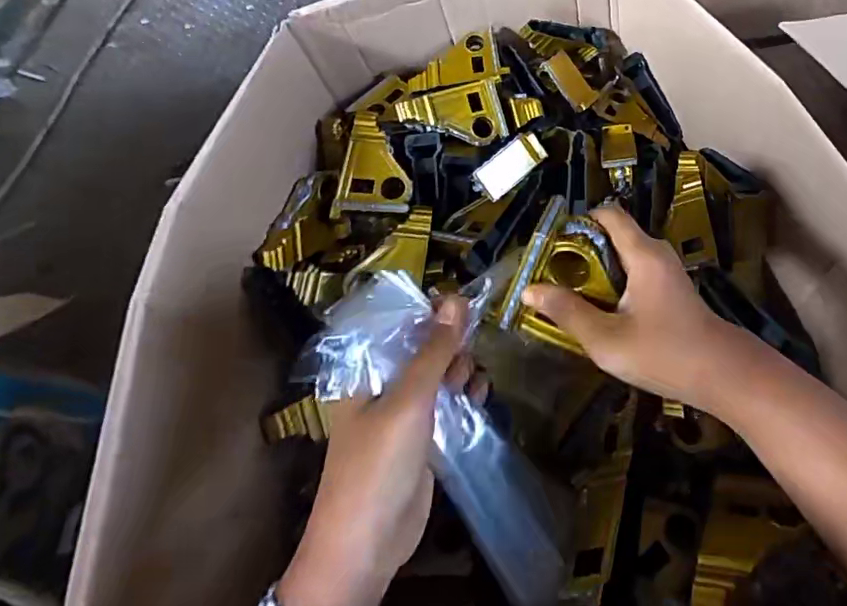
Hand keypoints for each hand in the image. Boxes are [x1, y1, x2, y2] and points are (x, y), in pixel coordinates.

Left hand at [277, 295, 474, 605]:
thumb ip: (433, 351)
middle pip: (420, 348)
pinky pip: (446, 404)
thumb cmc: (377, 464)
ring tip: (474, 374)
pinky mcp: (422, 439)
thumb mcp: (407, 400)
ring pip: (436, 375)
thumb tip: (456, 300)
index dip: (427, 310)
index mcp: (365, 370)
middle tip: (471, 341)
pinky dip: (464, 394)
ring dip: (458, 367)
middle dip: (447, 340)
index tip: (461, 301)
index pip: (396, 325)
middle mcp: (382, 386)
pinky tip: (482, 391)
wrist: (366, 546)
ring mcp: (402, 414)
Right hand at [522, 204, 756, 410]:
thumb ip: (568, 312)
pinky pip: (634, 270)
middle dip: (581, 249)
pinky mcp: (670, 288)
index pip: (608, 214)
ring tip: (572, 293)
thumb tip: (529, 289)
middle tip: (555, 275)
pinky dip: (614, 281)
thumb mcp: (607, 340)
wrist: (725, 376)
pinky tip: (602, 309)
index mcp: (642, 253)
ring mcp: (666, 269)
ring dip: (597, 268)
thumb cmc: (665, 354)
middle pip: (612, 233)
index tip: (553, 247)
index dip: (578, 221)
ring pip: (622, 254)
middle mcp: (656, 252)